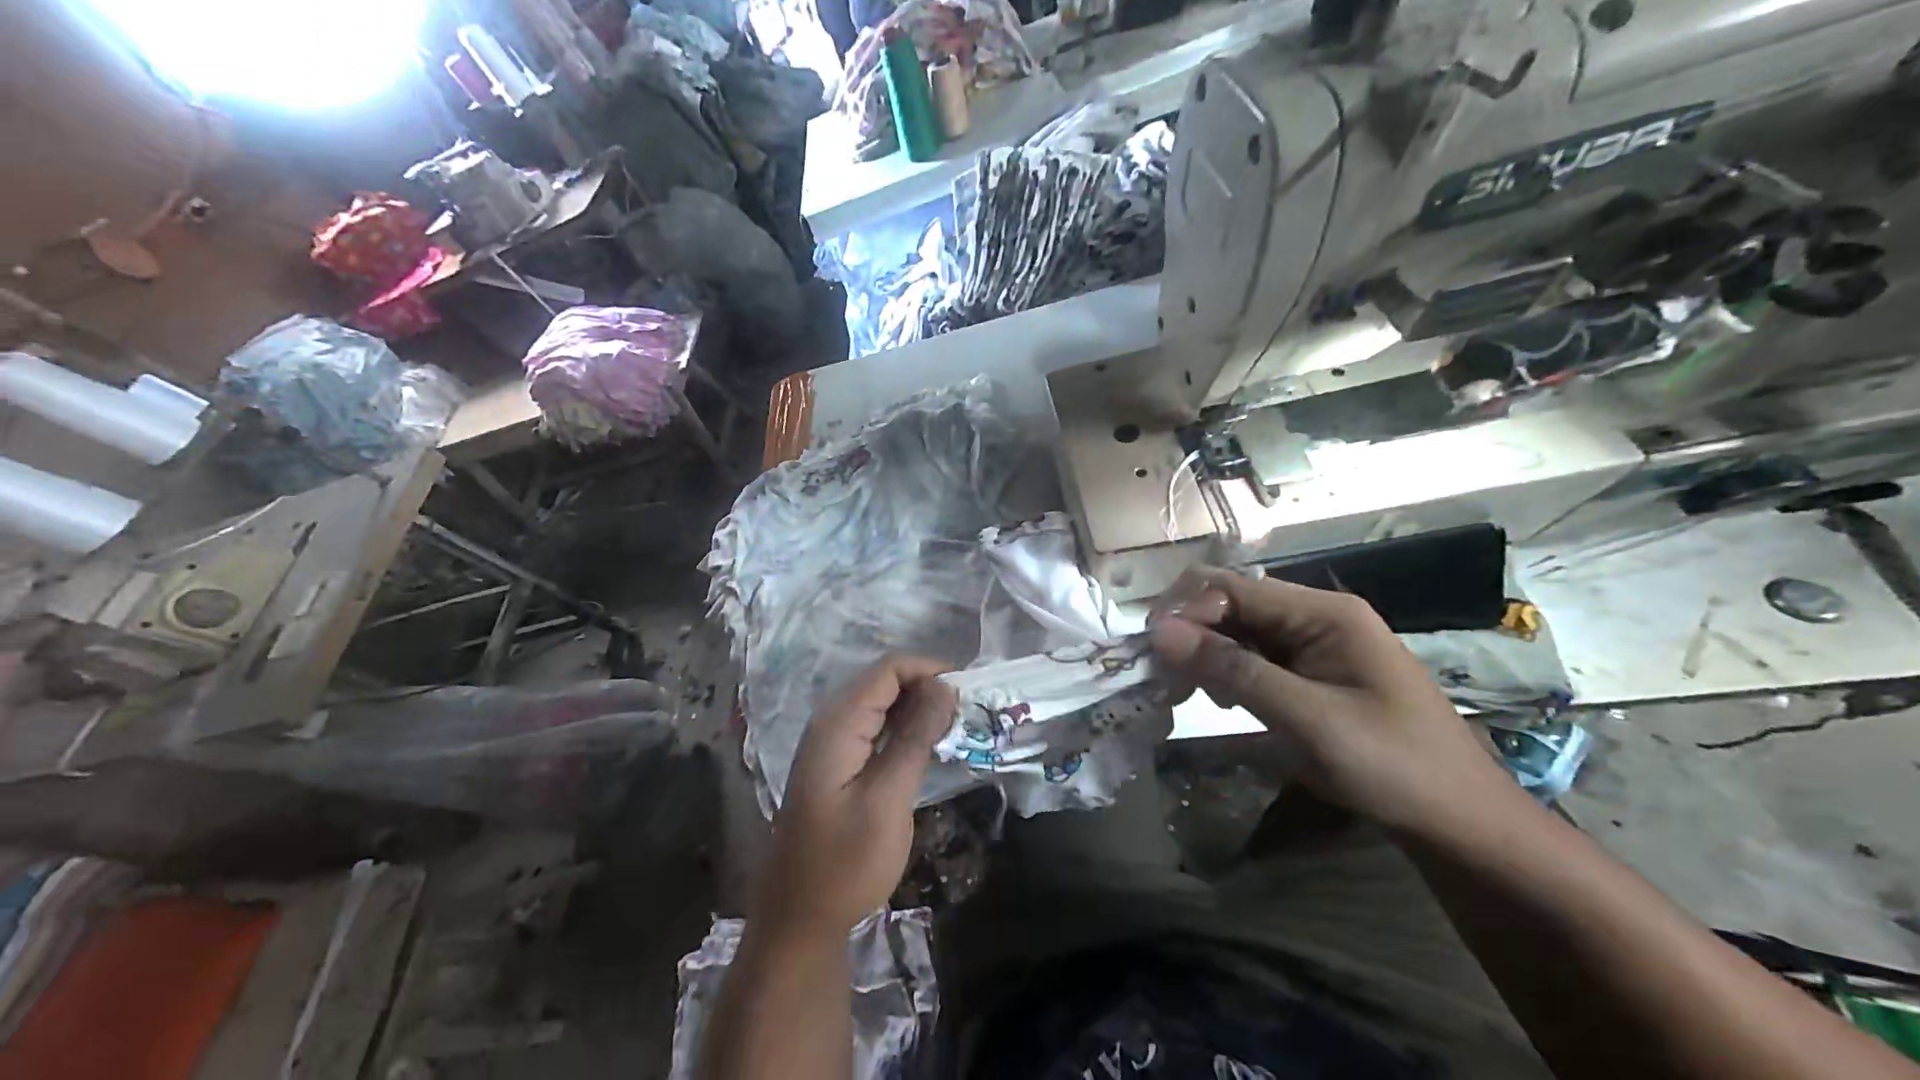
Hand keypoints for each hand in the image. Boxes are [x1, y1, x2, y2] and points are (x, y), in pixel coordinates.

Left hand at [757, 655, 956, 938]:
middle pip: (884, 681)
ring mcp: (831, 744)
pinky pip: (875, 729)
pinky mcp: (838, 765)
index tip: (969, 693)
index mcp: (837, 723)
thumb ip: (915, 737)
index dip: (930, 670)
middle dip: (927, 687)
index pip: (888, 669)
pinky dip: (904, 730)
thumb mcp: (888, 798)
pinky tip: (929, 749)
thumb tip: (944, 686)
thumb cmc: (846, 863)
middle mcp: (830, 723)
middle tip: (968, 714)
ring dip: (918, 709)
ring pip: (881, 705)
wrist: (800, 918)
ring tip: (957, 729)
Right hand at [1147, 569, 1512, 833]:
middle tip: (1163, 678)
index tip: (1153, 653)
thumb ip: (1233, 670)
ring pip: (1238, 632)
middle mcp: (1316, 616)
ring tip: (1186, 692)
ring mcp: (1315, 644)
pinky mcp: (1311, 673)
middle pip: (1232, 605)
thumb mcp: (1308, 718)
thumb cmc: (1393, 766)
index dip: (1186, 611)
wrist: (1460, 822)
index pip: (1233, 587)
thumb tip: (1161, 631)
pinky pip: (1255, 658)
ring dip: (1205, 654)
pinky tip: (1222, 700)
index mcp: (1324, 612)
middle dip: (1191, 633)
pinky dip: (1228, 673)